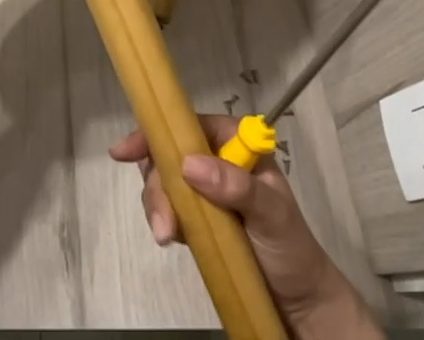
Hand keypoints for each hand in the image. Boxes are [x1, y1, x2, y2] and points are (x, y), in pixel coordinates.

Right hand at [110, 114, 362, 327]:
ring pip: (162, 181)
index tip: (125, 152)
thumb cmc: (291, 248)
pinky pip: (166, 206)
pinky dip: (162, 219)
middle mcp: (216, 158)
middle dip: (158, 187)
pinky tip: (171, 237)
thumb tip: (189, 164)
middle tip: (162, 225)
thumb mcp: (272, 214)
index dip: (156, 132)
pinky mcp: (195, 213)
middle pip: (168, 154)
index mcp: (236, 143)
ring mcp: (203, 186)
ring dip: (158, 207)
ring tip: (168, 238)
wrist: (298, 299)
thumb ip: (237, 187)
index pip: (189, 125)